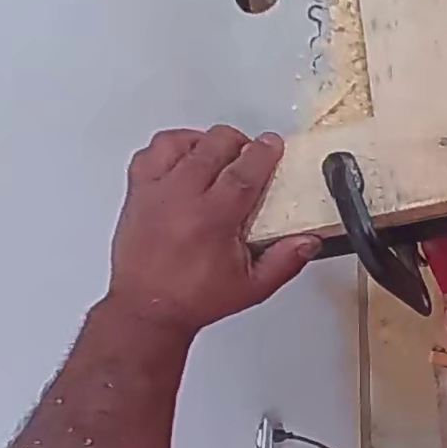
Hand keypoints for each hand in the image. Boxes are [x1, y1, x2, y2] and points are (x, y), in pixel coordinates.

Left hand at [105, 125, 322, 335]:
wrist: (150, 306)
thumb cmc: (197, 297)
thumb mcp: (255, 286)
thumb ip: (287, 261)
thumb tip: (310, 241)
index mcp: (212, 219)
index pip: (241, 173)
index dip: (262, 153)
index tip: (274, 143)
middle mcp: (179, 199)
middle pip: (209, 147)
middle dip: (236, 141)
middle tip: (252, 150)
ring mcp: (154, 192)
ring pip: (176, 143)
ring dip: (202, 140)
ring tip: (219, 150)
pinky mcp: (136, 193)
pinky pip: (150, 154)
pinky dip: (171, 148)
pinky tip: (186, 158)